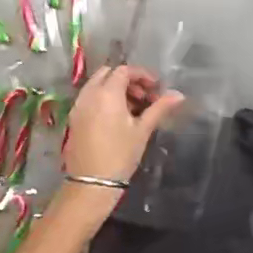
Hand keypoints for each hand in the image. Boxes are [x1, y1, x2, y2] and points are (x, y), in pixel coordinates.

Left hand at [63, 66, 185, 183]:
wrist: (91, 182)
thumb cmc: (120, 155)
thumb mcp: (142, 130)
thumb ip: (159, 108)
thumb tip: (178, 95)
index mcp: (107, 93)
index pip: (124, 70)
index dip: (142, 75)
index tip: (156, 88)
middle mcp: (88, 94)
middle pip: (108, 74)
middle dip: (127, 81)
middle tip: (144, 97)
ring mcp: (78, 106)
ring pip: (97, 86)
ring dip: (115, 90)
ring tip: (133, 110)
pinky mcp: (73, 119)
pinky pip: (89, 99)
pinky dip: (103, 100)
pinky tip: (116, 119)